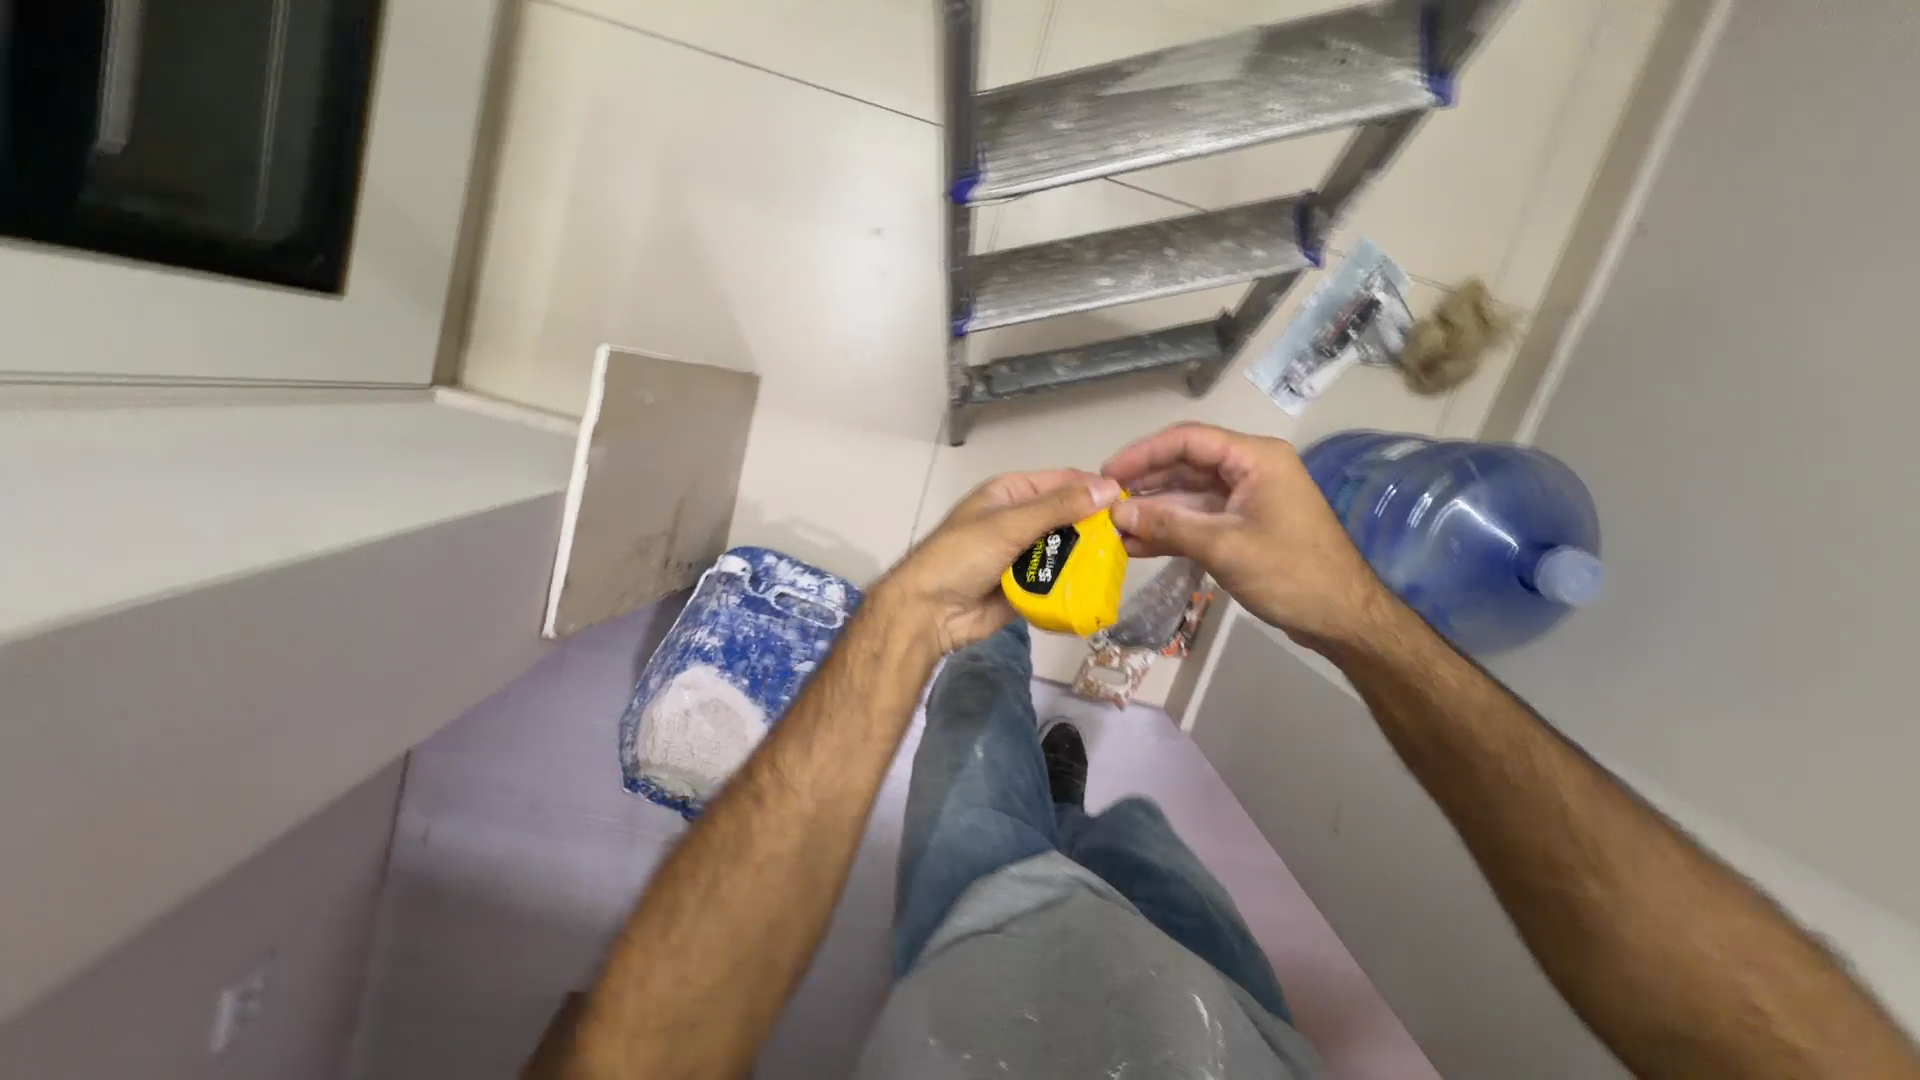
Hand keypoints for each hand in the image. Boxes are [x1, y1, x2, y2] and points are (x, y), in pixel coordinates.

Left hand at [874, 470, 1122, 654]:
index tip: (1127, 500)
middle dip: (1094, 528)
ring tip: (1118, 565)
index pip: (1060, 482)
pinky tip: (1098, 590)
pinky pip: (1056, 582)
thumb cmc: (960, 557)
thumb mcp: (1008, 525)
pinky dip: (1072, 585)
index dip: (1092, 489)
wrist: (926, 613)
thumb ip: (1057, 508)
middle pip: (1067, 518)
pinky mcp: (1025, 588)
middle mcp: (1019, 521)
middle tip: (1128, 538)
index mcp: (1010, 495)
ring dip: (1086, 558)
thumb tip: (1108, 489)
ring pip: (1066, 552)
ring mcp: (1022, 556)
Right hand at [1102, 423, 1392, 650]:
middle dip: (1144, 484)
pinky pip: (1197, 520)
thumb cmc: (1290, 573)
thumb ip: (1169, 525)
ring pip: (1187, 495)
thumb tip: (1117, 512)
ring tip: (1111, 527)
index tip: (1108, 472)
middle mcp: (1250, 471)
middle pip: (1185, 465)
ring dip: (1152, 511)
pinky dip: (1169, 531)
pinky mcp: (1242, 527)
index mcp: (1255, 459)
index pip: (1189, 440)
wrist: (1341, 617)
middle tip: (1103, 501)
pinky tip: (1135, 545)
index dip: (1144, 453)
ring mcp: (1245, 501)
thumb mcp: (1224, 546)